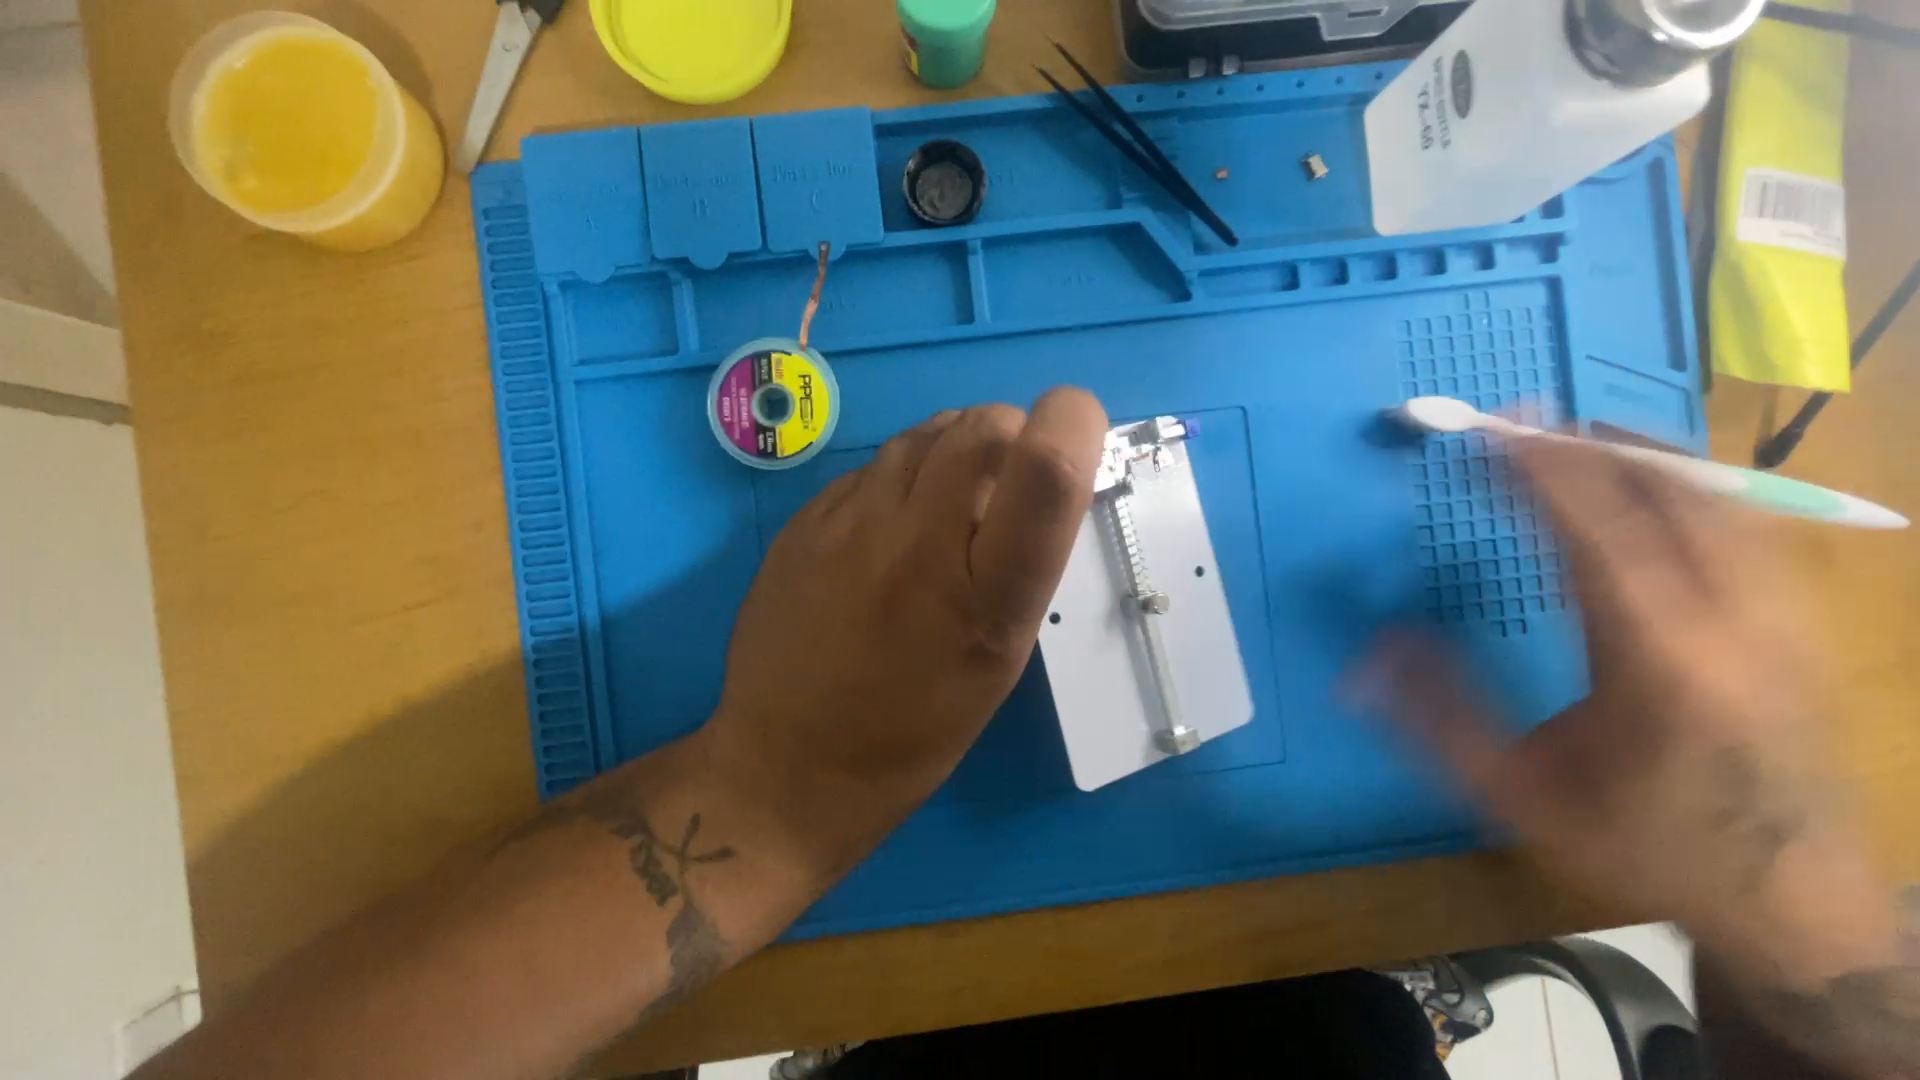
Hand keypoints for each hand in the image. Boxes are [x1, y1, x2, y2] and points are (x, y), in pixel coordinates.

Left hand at [703, 388, 1109, 875]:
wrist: (787, 764)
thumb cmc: (915, 730)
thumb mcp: (998, 661)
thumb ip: (1020, 563)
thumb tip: (1031, 480)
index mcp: (986, 598)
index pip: (1045, 468)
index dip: (1072, 424)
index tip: (1074, 434)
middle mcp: (916, 544)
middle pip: (982, 425)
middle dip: (1011, 434)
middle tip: (1004, 485)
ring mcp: (848, 525)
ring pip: (923, 433)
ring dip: (954, 450)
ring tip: (945, 507)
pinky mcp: (802, 521)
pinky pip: (873, 467)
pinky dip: (901, 478)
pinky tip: (887, 530)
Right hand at [1356, 436, 1898, 986]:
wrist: (1799, 900)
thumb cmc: (1646, 847)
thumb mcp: (1520, 797)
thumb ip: (1437, 719)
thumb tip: (1366, 652)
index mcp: (1659, 658)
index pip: (1596, 527)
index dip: (1535, 469)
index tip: (1483, 433)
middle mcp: (1734, 617)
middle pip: (1666, 488)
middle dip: (1583, 440)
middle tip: (1512, 421)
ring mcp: (1780, 612)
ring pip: (1714, 491)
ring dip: (1633, 450)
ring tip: (1564, 435)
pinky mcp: (1796, 616)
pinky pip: (1740, 515)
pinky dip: (1678, 478)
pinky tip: (1638, 483)